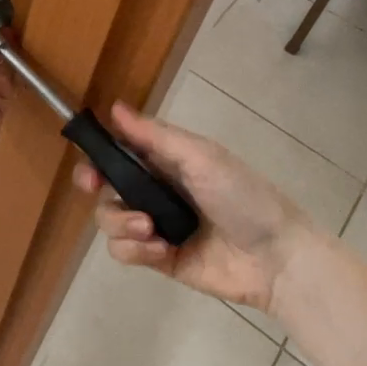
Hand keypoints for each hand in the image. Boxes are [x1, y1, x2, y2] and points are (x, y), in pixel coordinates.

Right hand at [75, 103, 314, 314]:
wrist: (277, 258)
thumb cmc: (243, 196)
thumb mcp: (201, 157)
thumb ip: (154, 136)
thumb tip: (114, 107)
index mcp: (165, 161)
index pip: (118, 151)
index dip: (97, 153)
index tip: (90, 157)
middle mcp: (155, 190)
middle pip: (104, 185)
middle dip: (93, 185)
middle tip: (95, 188)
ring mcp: (154, 226)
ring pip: (109, 219)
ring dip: (120, 222)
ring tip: (150, 230)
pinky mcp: (158, 258)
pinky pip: (123, 251)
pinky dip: (133, 249)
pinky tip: (159, 248)